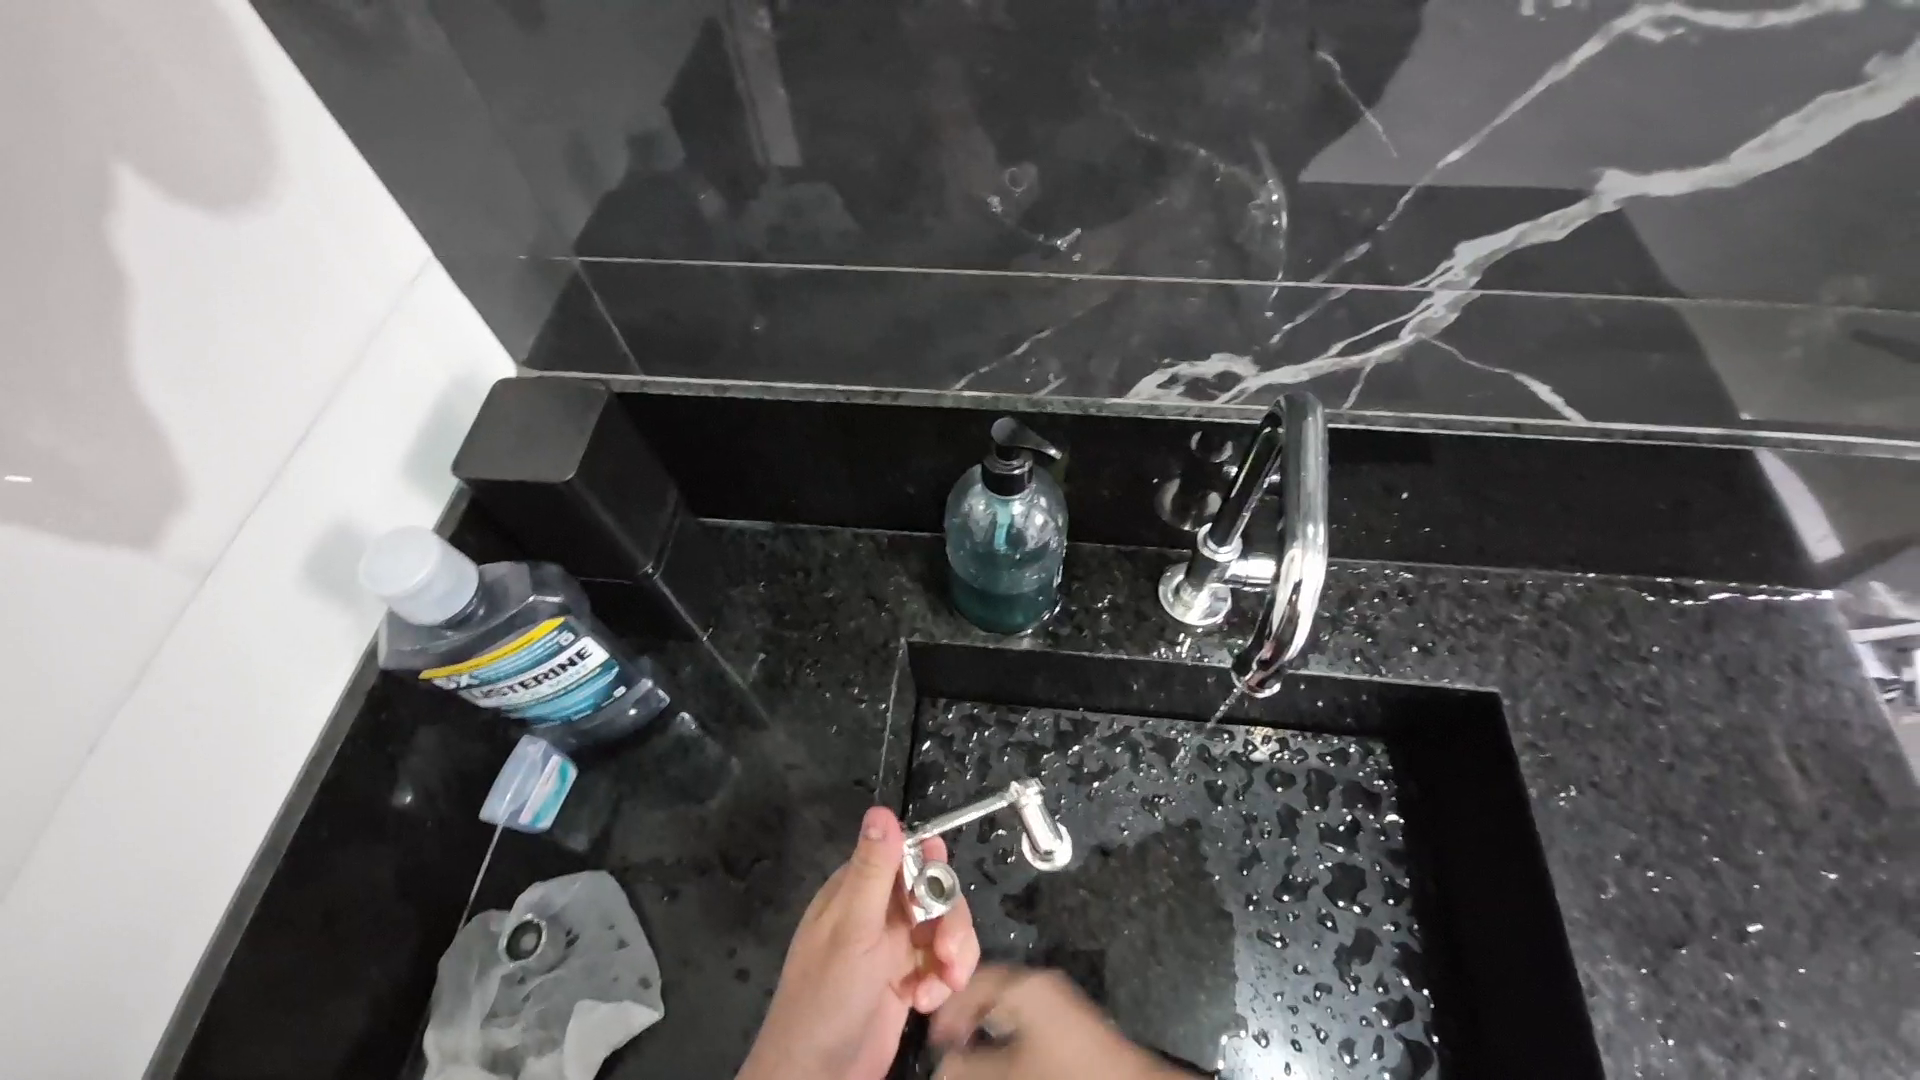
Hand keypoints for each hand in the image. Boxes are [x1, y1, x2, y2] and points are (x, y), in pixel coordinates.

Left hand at [738, 807, 980, 1079]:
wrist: (818, 1076)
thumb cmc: (827, 997)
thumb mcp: (852, 929)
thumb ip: (873, 870)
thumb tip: (881, 810)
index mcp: (857, 890)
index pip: (903, 854)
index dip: (929, 864)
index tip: (942, 883)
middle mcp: (878, 912)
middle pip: (934, 892)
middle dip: (949, 920)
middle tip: (949, 951)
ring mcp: (894, 948)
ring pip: (945, 928)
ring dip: (954, 956)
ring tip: (943, 986)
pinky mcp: (909, 981)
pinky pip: (944, 965)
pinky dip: (944, 982)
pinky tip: (927, 1003)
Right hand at [928, 966, 1180, 1079]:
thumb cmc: (1064, 1072)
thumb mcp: (1007, 1071)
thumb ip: (967, 1067)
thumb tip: (940, 1067)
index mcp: (1024, 985)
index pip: (972, 980)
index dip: (947, 1006)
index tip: (933, 1035)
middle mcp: (1040, 985)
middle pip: (989, 991)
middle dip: (965, 1017)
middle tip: (948, 1043)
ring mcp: (1057, 1004)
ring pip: (1008, 1008)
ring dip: (985, 1029)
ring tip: (968, 1053)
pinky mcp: (1069, 1026)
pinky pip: (1025, 1021)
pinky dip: (1005, 1036)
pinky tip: (999, 1058)